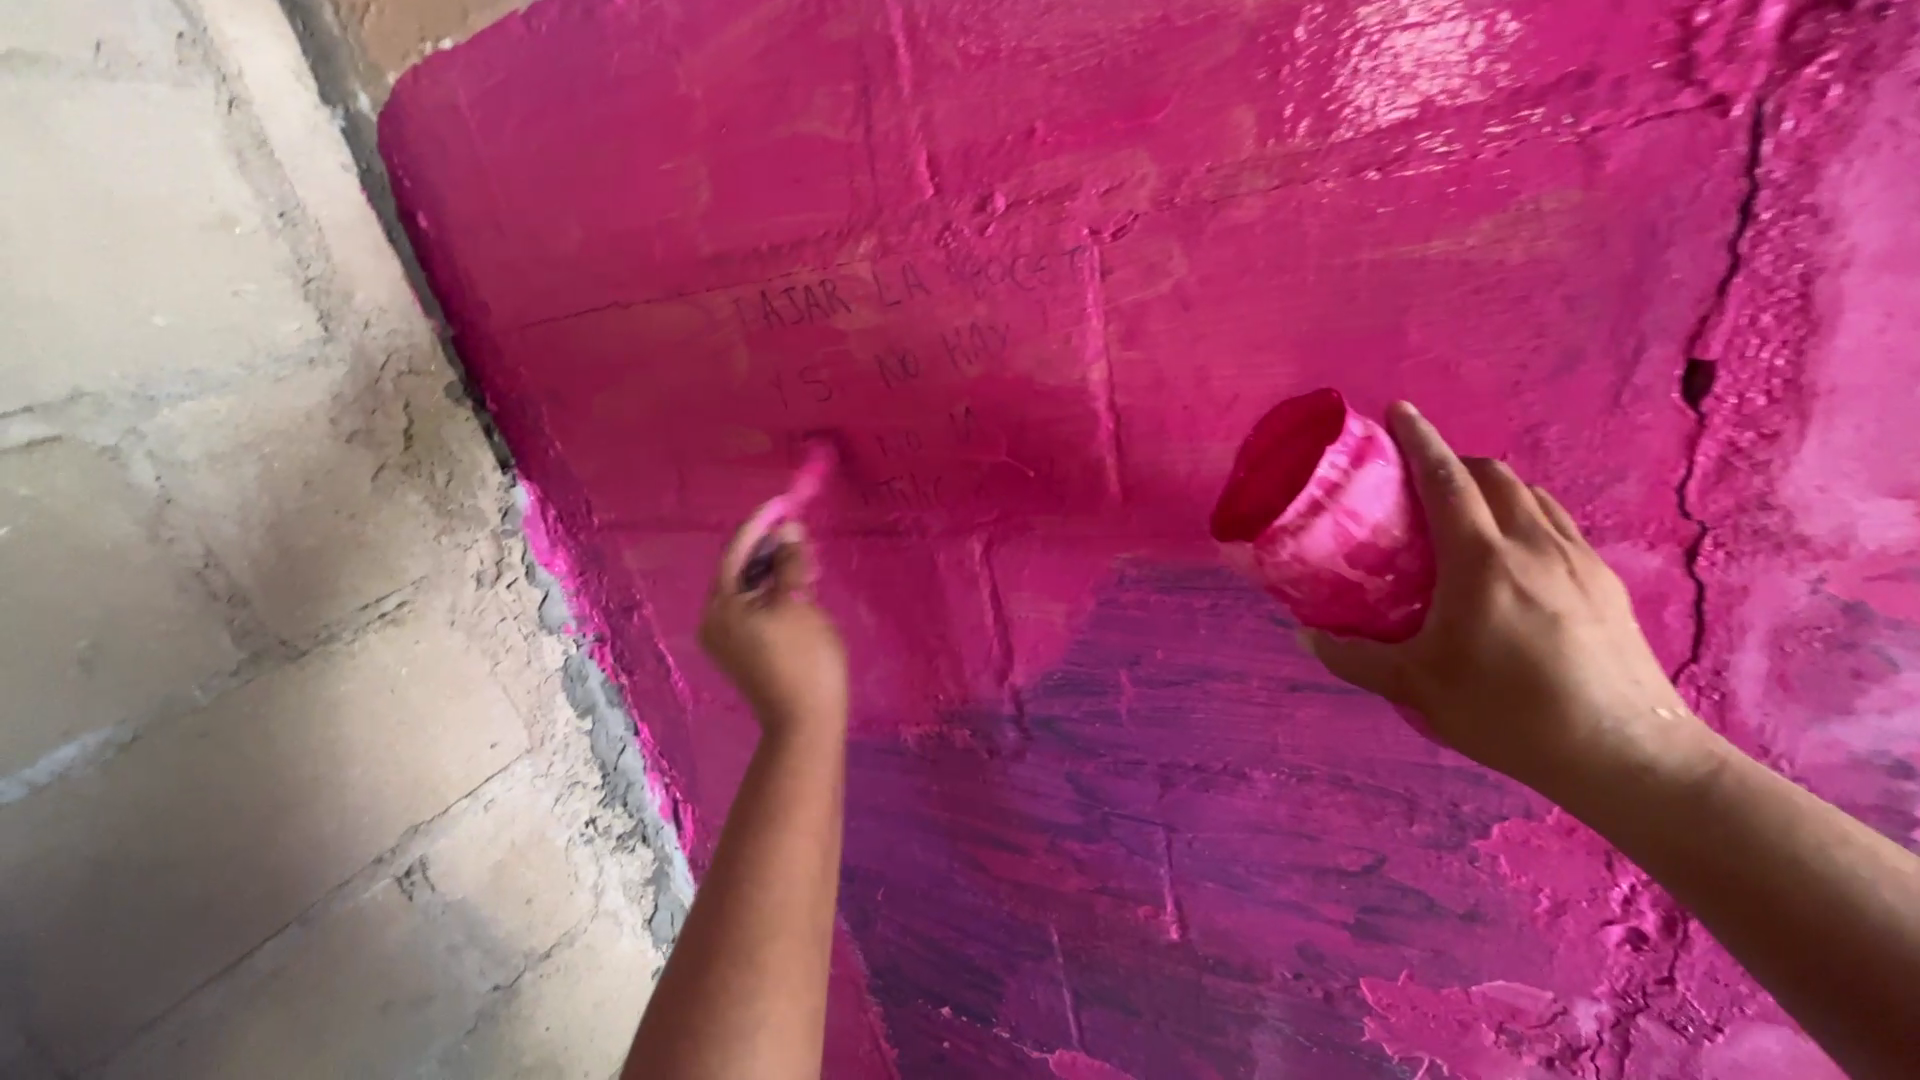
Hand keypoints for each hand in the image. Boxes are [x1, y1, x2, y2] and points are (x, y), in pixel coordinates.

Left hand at [700, 518, 847, 738]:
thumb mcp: (799, 601)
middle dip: (772, 549)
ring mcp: (726, 638)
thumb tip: (788, 529)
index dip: (762, 523)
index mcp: (722, 605)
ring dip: (776, 571)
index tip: (786, 502)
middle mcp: (714, 619)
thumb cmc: (804, 658)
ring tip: (807, 562)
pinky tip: (799, 588)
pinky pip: (754, 608)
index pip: (738, 550)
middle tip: (803, 537)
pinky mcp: (742, 650)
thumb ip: (791, 561)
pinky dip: (774, 593)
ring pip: (750, 589)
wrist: (806, 721)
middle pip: (741, 569)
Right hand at [1306, 402, 1709, 792]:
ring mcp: (1579, 561)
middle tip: (1419, 483)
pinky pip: (1558, 524)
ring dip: (1494, 488)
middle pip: (1495, 476)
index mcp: (1482, 560)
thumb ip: (1353, 658)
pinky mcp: (1606, 583)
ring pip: (1534, 496)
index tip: (1397, 412)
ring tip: (1465, 515)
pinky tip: (1515, 558)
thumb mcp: (1415, 687)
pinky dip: (1527, 516)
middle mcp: (1534, 545)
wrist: (1627, 754)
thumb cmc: (1509, 713)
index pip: (1446, 480)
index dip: (1419, 440)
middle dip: (1455, 462)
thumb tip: (1305, 636)